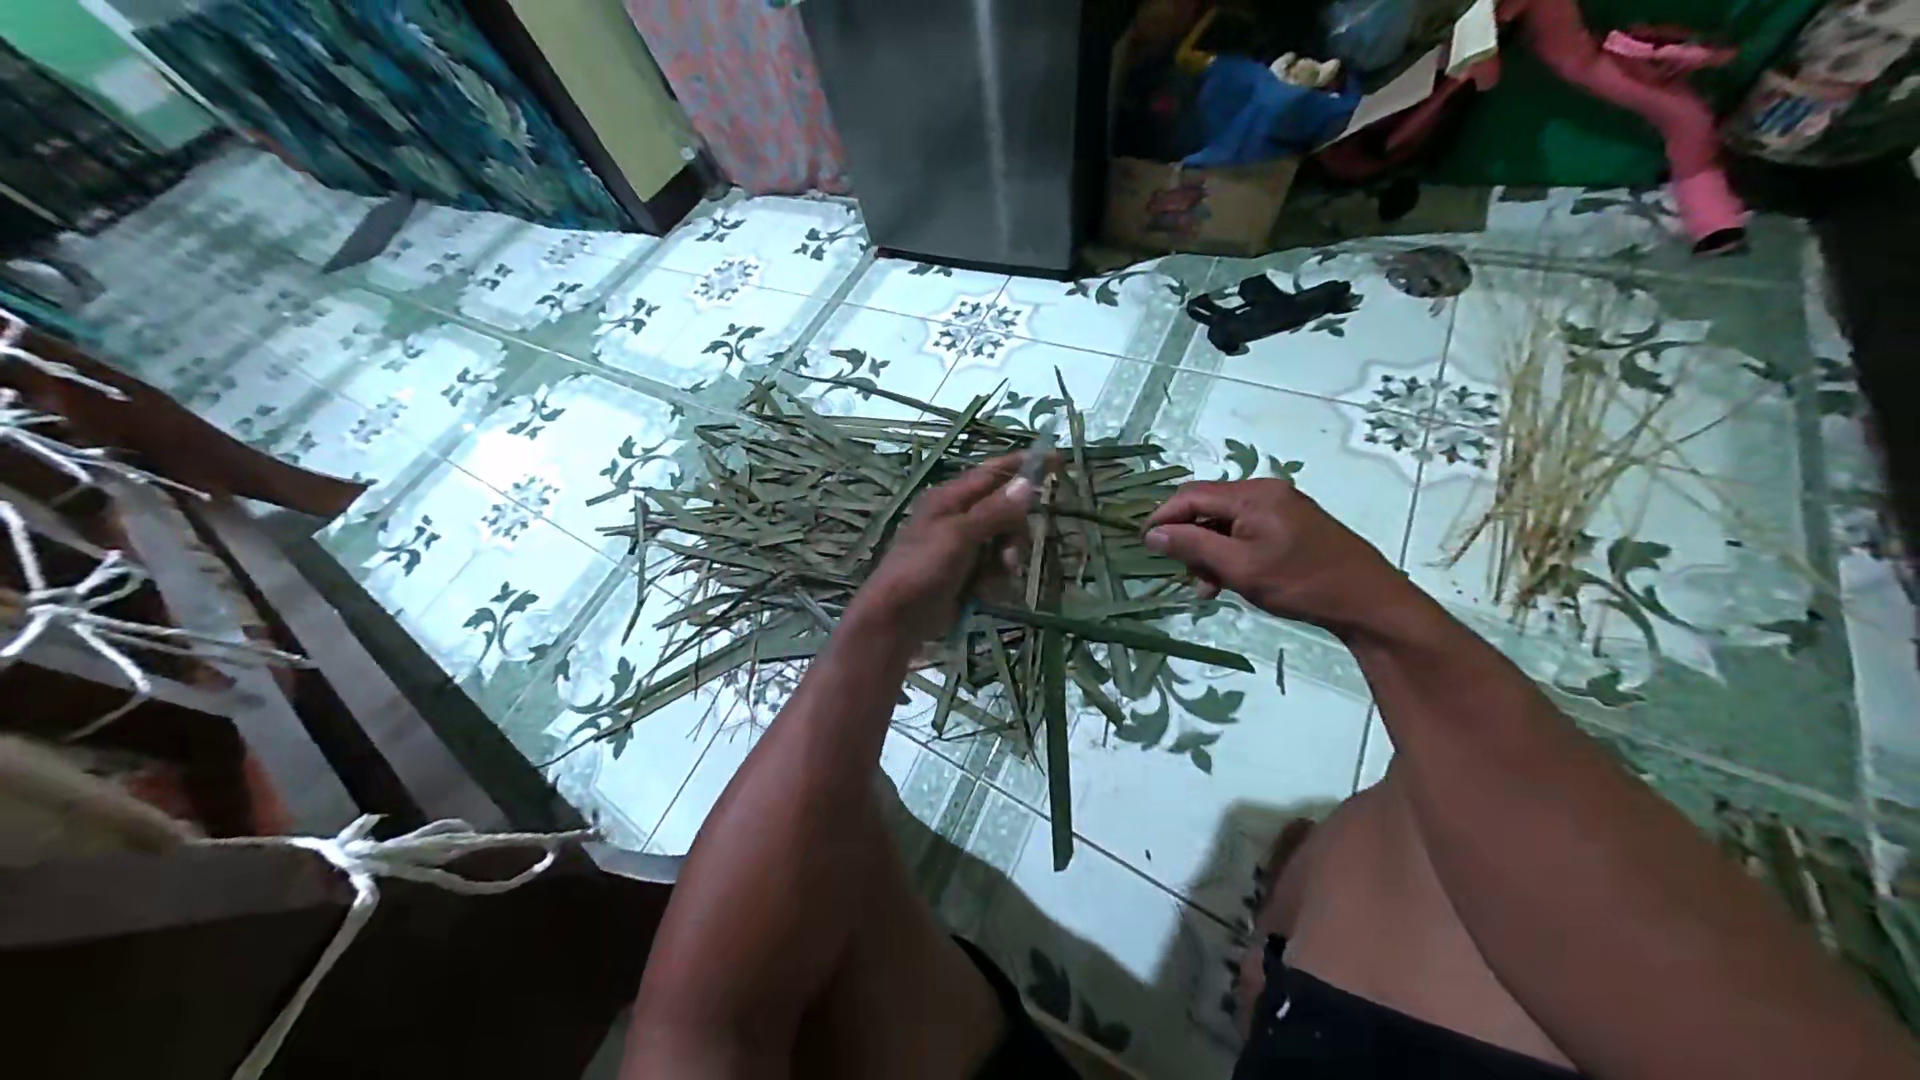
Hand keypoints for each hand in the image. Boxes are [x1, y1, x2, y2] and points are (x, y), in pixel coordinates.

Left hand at [845, 454, 1036, 642]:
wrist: (898, 617)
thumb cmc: (922, 568)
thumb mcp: (959, 536)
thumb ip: (995, 511)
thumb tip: (1028, 483)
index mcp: (951, 498)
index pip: (994, 472)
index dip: (1023, 466)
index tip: (1057, 461)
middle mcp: (959, 516)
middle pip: (1007, 512)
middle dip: (1014, 535)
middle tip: (1008, 556)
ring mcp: (964, 546)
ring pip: (1005, 543)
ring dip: (1004, 563)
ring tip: (988, 582)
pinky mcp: (968, 572)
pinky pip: (996, 568)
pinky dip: (993, 581)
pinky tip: (981, 594)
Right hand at [1143, 478, 1417, 639]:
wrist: (1368, 600)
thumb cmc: (1300, 583)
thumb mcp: (1238, 568)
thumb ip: (1192, 546)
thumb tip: (1152, 534)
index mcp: (1252, 494)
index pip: (1190, 496)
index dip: (1163, 518)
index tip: (1145, 546)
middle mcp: (1265, 491)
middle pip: (1207, 507)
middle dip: (1190, 540)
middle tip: (1189, 579)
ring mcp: (1280, 505)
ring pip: (1225, 521)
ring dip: (1210, 551)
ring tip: (1212, 588)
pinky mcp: (1291, 522)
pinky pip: (1246, 529)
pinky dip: (1231, 551)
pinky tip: (1232, 579)